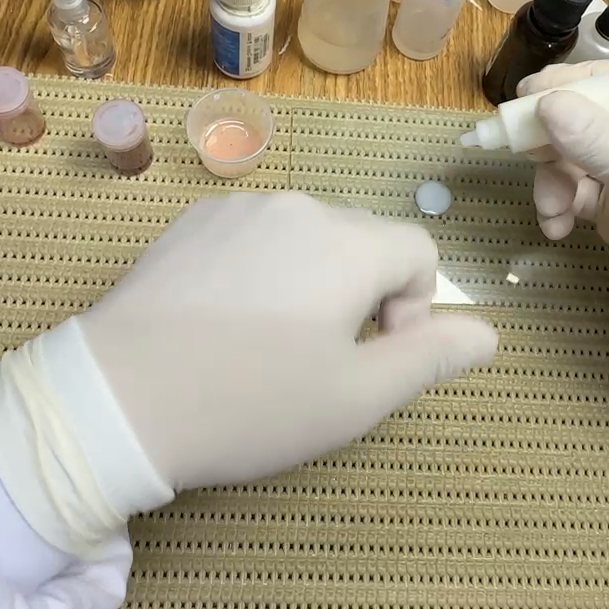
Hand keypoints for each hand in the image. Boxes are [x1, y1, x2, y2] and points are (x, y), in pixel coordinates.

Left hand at [82, 192, 498, 491]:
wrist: (119, 396)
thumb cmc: (252, 402)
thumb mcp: (356, 396)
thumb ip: (431, 356)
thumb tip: (489, 333)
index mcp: (349, 243)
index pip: (419, 250)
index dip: (414, 306)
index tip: (373, 353)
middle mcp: (300, 206)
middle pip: (364, 238)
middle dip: (365, 289)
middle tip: (322, 353)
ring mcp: (240, 206)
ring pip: (308, 234)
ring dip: (312, 276)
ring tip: (268, 337)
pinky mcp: (194, 218)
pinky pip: (256, 232)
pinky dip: (262, 265)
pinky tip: (224, 315)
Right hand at [523, 60, 608, 363]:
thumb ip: (607, 148)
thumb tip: (546, 103)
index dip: (579, 83)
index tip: (526, 92)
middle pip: (597, 116)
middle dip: (557, 135)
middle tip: (517, 145)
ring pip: (577, 154)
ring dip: (554, 178)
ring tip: (551, 209)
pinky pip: (574, 190)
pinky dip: (558, 204)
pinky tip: (557, 229)